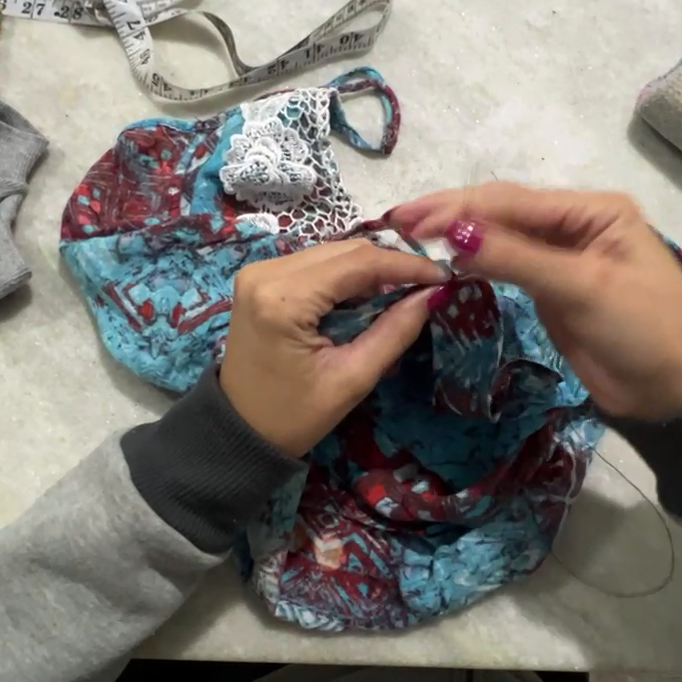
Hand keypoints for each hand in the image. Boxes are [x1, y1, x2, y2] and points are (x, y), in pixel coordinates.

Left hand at [220, 239, 447, 455]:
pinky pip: (314, 265)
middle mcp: (266, 273)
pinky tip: (368, 295)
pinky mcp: (260, 280)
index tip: (443, 276)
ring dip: (369, 269)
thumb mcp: (351, 379)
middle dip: (390, 264)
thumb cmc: (293, 416)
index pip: (358, 263)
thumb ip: (393, 332)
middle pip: (344, 250)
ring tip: (404, 290)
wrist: (238, 431)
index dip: (406, 266)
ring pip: (331, 253)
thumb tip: (433, 294)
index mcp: (284, 298)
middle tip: (428, 283)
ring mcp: (259, 273)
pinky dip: (345, 276)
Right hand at [389, 182, 681, 420]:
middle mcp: (574, 225)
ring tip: (409, 238)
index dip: (460, 208)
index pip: (513, 201)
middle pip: (502, 212)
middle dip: (451, 215)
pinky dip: (474, 262)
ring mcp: (559, 257)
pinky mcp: (549, 289)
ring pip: (499, 238)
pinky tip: (445, 261)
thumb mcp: (582, 287)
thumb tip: (453, 234)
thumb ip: (517, 258)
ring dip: (458, 237)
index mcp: (593, 211)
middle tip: (396, 222)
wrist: (675, 394)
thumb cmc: (644, 330)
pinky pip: (504, 267)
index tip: (411, 220)